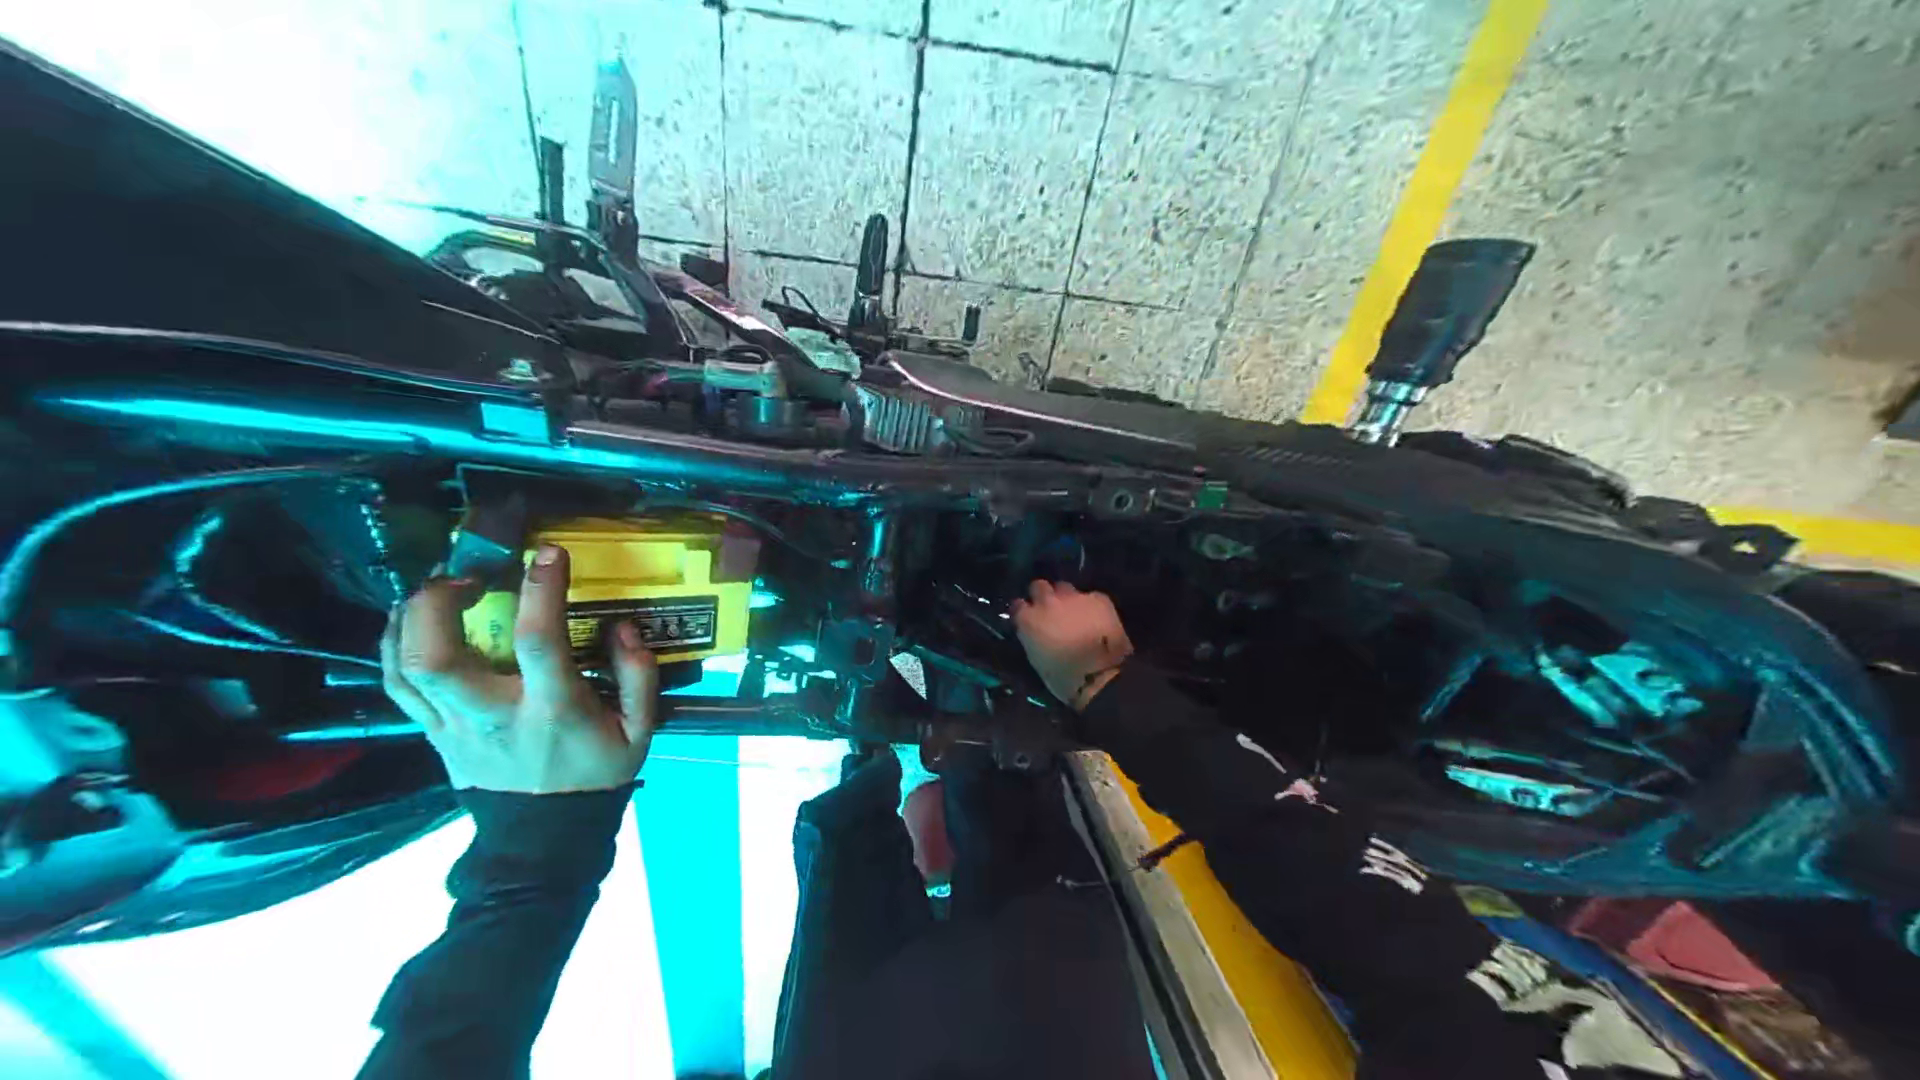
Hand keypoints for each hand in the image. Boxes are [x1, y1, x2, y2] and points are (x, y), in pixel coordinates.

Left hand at [381, 544, 659, 793]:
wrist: (545, 834)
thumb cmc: (596, 772)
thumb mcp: (639, 729)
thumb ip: (638, 676)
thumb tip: (623, 628)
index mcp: (551, 709)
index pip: (539, 640)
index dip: (542, 589)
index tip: (549, 553)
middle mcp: (491, 715)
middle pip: (435, 656)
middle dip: (439, 601)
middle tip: (469, 575)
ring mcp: (452, 727)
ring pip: (402, 668)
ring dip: (410, 617)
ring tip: (438, 587)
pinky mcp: (432, 734)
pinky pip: (397, 686)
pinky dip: (395, 645)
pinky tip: (414, 620)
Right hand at [1010, 580, 1133, 710]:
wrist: (1101, 675)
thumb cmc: (1064, 678)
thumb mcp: (1037, 659)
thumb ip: (1033, 637)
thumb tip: (1037, 632)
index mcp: (1028, 620)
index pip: (1017, 605)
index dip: (1024, 611)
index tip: (1029, 617)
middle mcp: (1046, 602)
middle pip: (1039, 586)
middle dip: (1043, 595)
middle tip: (1051, 609)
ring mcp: (1073, 597)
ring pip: (1065, 588)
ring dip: (1067, 598)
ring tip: (1075, 613)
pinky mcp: (1098, 598)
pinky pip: (1091, 596)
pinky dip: (1091, 605)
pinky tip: (1098, 618)